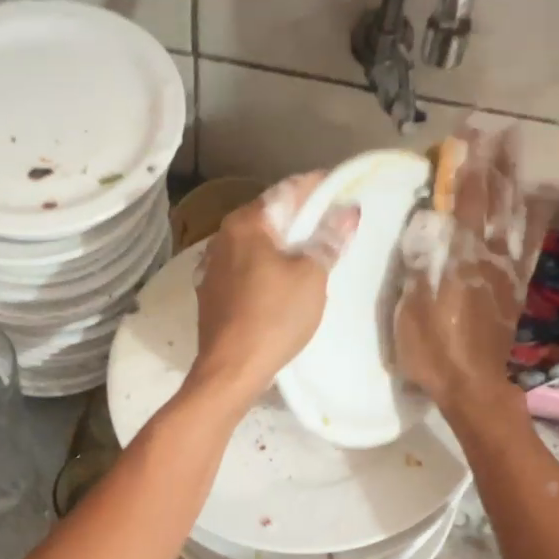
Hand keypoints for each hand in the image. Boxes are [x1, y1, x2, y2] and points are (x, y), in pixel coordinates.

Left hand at [187, 173, 357, 403]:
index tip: (340, 189)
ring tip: (308, 251)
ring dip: (280, 245)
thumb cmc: (274, 318)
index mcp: (246, 223)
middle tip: (329, 222)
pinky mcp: (211, 295)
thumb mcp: (311, 277)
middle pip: (267, 217)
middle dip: (298, 217)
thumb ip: (328, 240)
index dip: (317, 188)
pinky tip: (279, 279)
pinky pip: (244, 269)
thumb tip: (347, 211)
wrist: (230, 370)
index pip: (287, 191)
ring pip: (254, 245)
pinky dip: (264, 267)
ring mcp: (212, 267)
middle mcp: (222, 237)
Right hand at [393, 126, 553, 414]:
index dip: (466, 164)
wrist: (472, 386)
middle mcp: (487, 254)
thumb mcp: (410, 308)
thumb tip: (427, 218)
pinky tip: (539, 202)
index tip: (466, 133)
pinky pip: (529, 245)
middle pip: (494, 199)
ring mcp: (505, 270)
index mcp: (458, 256)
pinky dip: (535, 219)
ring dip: (515, 180)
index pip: (463, 198)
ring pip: (514, 214)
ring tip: (516, 149)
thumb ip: (420, 260)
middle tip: (499, 130)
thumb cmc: (432, 350)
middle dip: (495, 163)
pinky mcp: (514, 287)